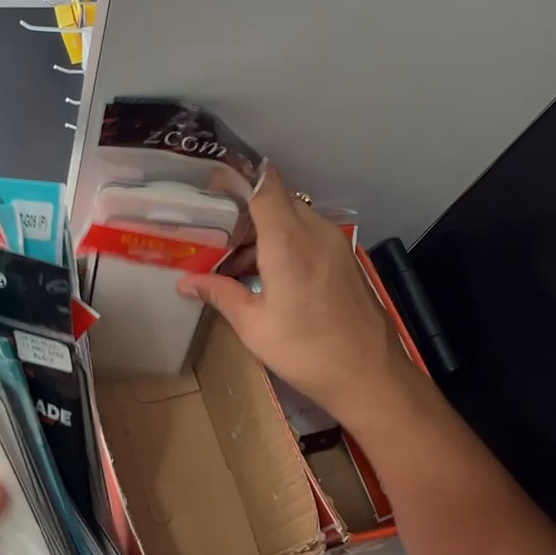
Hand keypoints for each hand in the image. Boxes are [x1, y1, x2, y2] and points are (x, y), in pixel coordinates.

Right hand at [177, 166, 420, 427]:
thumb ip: (220, 294)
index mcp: (288, 241)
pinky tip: (266, 274)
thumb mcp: (254, 326)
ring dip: (264, 231)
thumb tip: (185, 282)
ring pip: (293, 217)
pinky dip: (284, 242)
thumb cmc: (307, 352)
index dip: (238, 177)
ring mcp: (335, 242)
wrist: (370, 376)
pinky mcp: (345, 257)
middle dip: (244, 212)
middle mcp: (315, 231)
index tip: (211, 184)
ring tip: (235, 262)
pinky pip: (308, 234)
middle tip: (213, 235)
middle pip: (276, 201)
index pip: (265, 186)